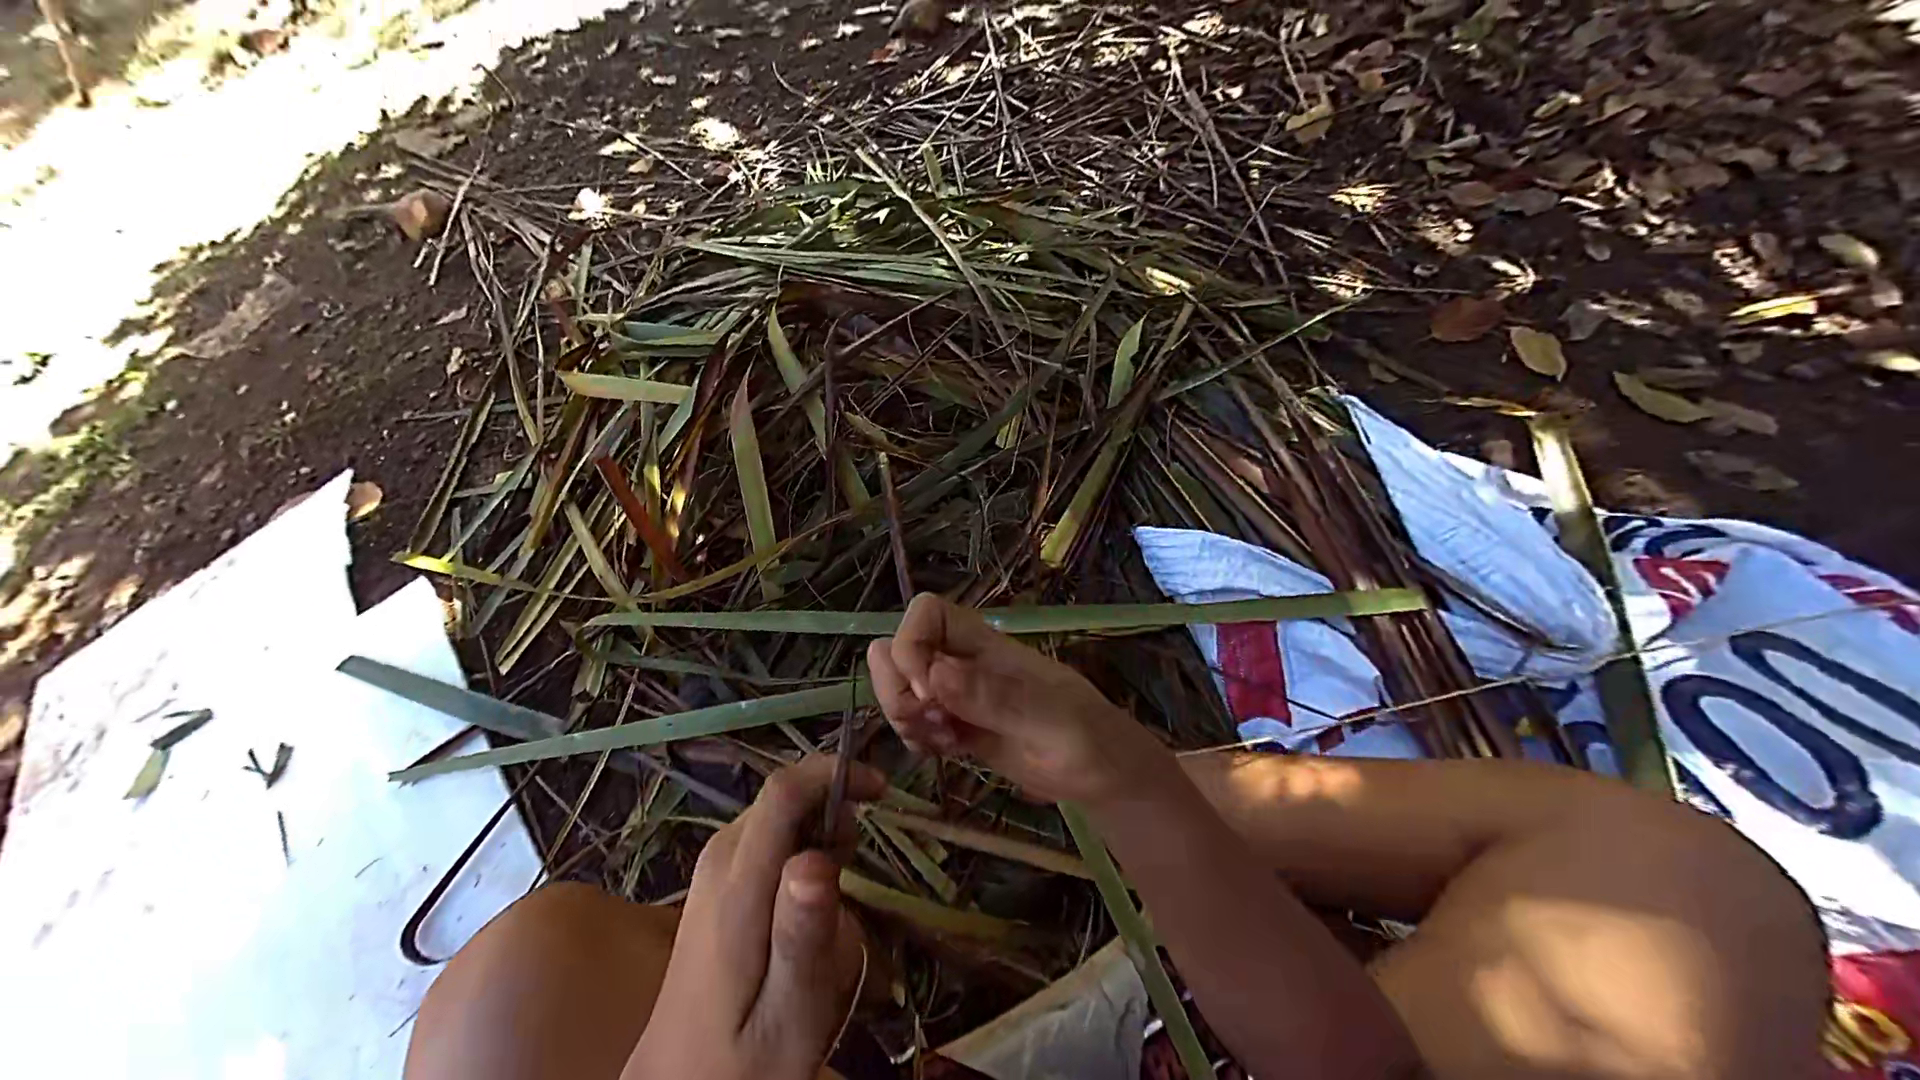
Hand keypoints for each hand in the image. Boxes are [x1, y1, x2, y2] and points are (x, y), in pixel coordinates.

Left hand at [624, 756, 883, 1079]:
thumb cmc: (743, 1060)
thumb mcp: (788, 1014)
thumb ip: (802, 936)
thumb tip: (817, 858)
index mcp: (737, 885)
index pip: (784, 791)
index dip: (835, 774)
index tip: (882, 791)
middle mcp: (721, 857)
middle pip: (786, 796)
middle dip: (833, 812)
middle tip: (856, 873)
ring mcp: (715, 865)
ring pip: (782, 814)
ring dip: (821, 836)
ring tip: (833, 904)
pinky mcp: (719, 877)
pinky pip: (773, 836)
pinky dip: (804, 850)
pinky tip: (807, 907)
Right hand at [866, 593, 1167, 805]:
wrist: (1104, 775)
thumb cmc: (1091, 739)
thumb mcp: (1052, 720)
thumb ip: (996, 698)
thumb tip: (934, 672)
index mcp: (987, 644)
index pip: (926, 612)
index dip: (911, 645)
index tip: (926, 691)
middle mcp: (963, 661)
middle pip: (897, 649)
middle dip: (898, 690)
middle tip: (936, 724)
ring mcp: (956, 695)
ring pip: (896, 685)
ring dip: (905, 717)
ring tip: (946, 742)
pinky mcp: (954, 725)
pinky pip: (910, 720)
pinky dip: (914, 738)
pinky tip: (948, 753)